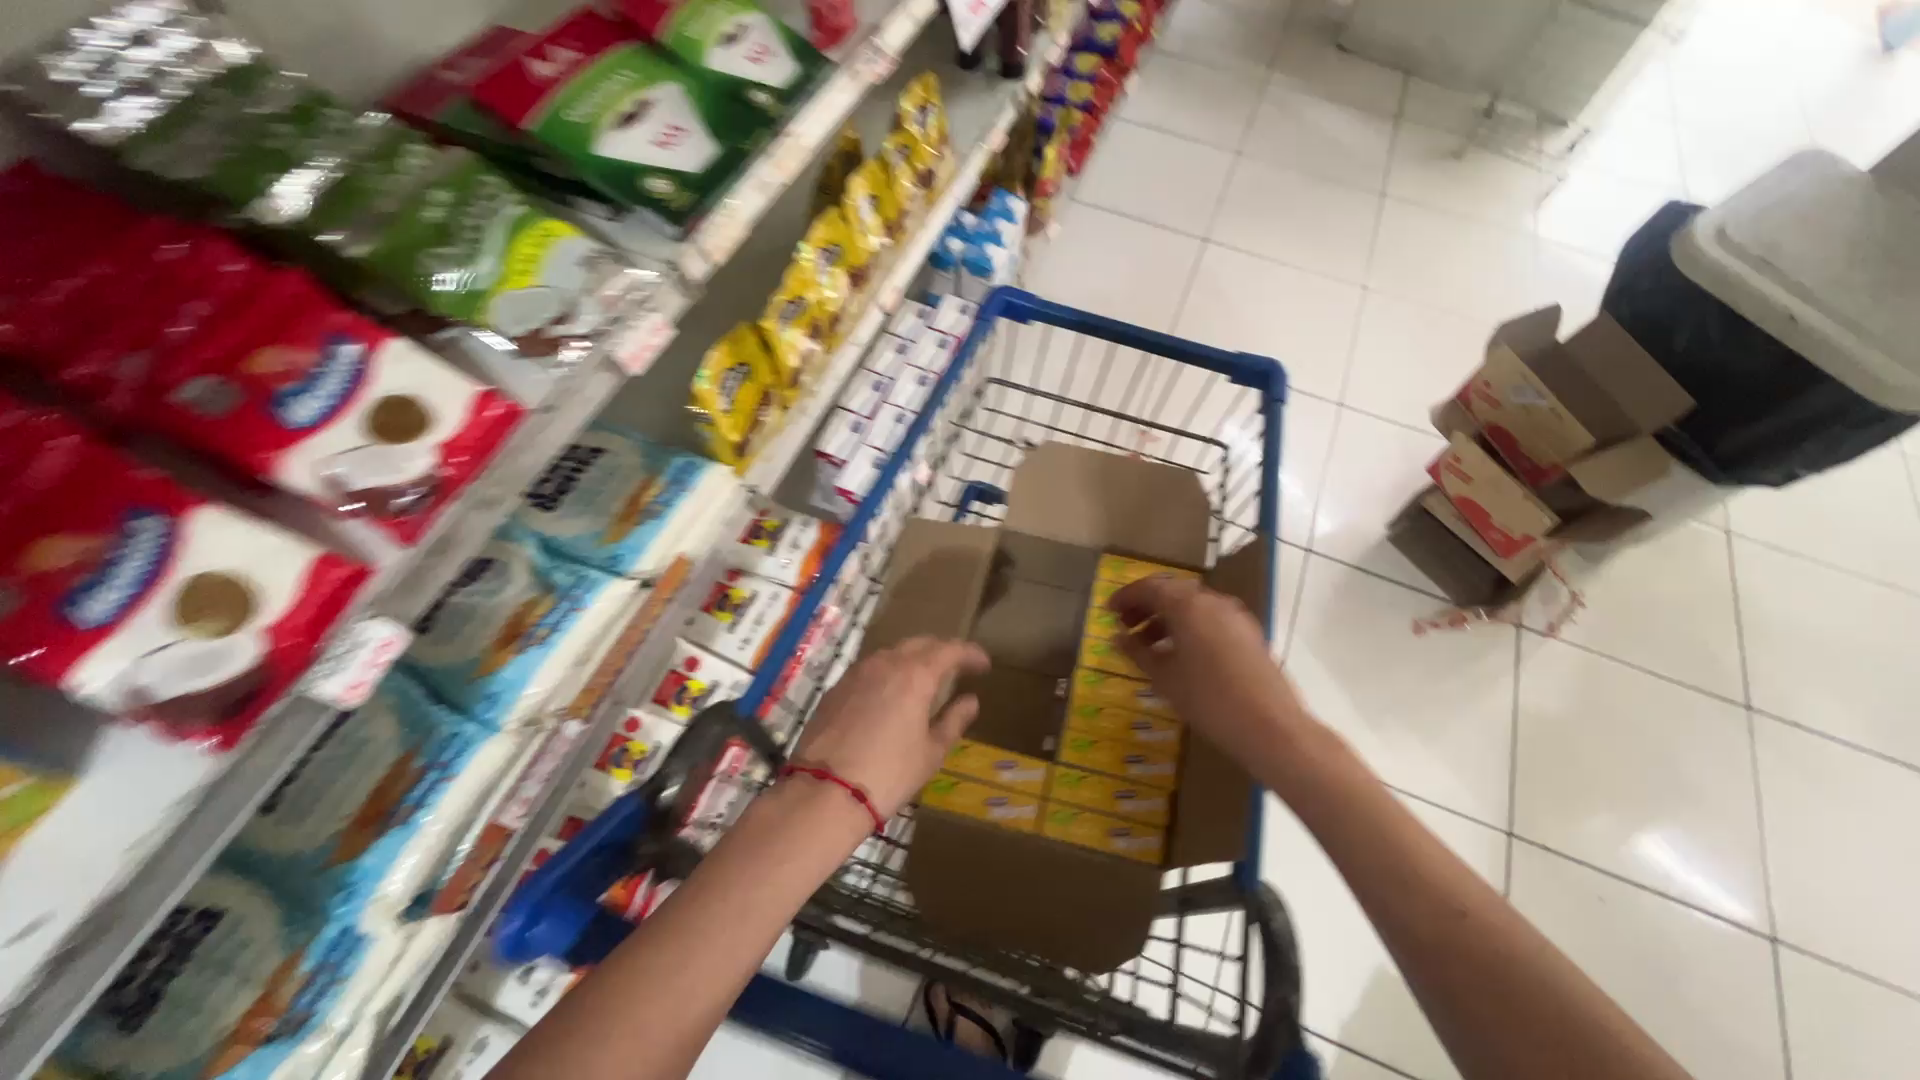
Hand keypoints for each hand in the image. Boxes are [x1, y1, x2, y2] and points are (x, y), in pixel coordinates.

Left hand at [790, 637, 989, 817]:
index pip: (950, 650)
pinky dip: (887, 673)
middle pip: (919, 644)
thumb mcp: (931, 752)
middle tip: (956, 666)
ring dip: (912, 659)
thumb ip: (953, 721)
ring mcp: (856, 673)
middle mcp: (886, 663)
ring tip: (924, 678)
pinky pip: (869, 669)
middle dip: (941, 650)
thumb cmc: (889, 774)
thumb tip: (970, 701)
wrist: (825, 791)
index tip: (984, 664)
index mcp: (916, 675)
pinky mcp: (835, 688)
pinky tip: (890, 693)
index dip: (970, 653)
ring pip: (891, 653)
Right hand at [1108, 575, 1315, 764]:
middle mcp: (1213, 601)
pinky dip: (1190, 629)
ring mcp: (1235, 616)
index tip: (1108, 611)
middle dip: (1146, 607)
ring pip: (1194, 607)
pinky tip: (1180, 656)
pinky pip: (1211, 621)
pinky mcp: (1249, 634)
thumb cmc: (1207, 699)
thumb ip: (1137, 652)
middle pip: (1173, 593)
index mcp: (1188, 605)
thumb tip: (1117, 637)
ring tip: (1149, 646)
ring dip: (1168, 619)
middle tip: (1126, 626)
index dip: (1126, 597)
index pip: (1150, 587)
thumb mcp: (1163, 677)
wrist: (1269, 726)